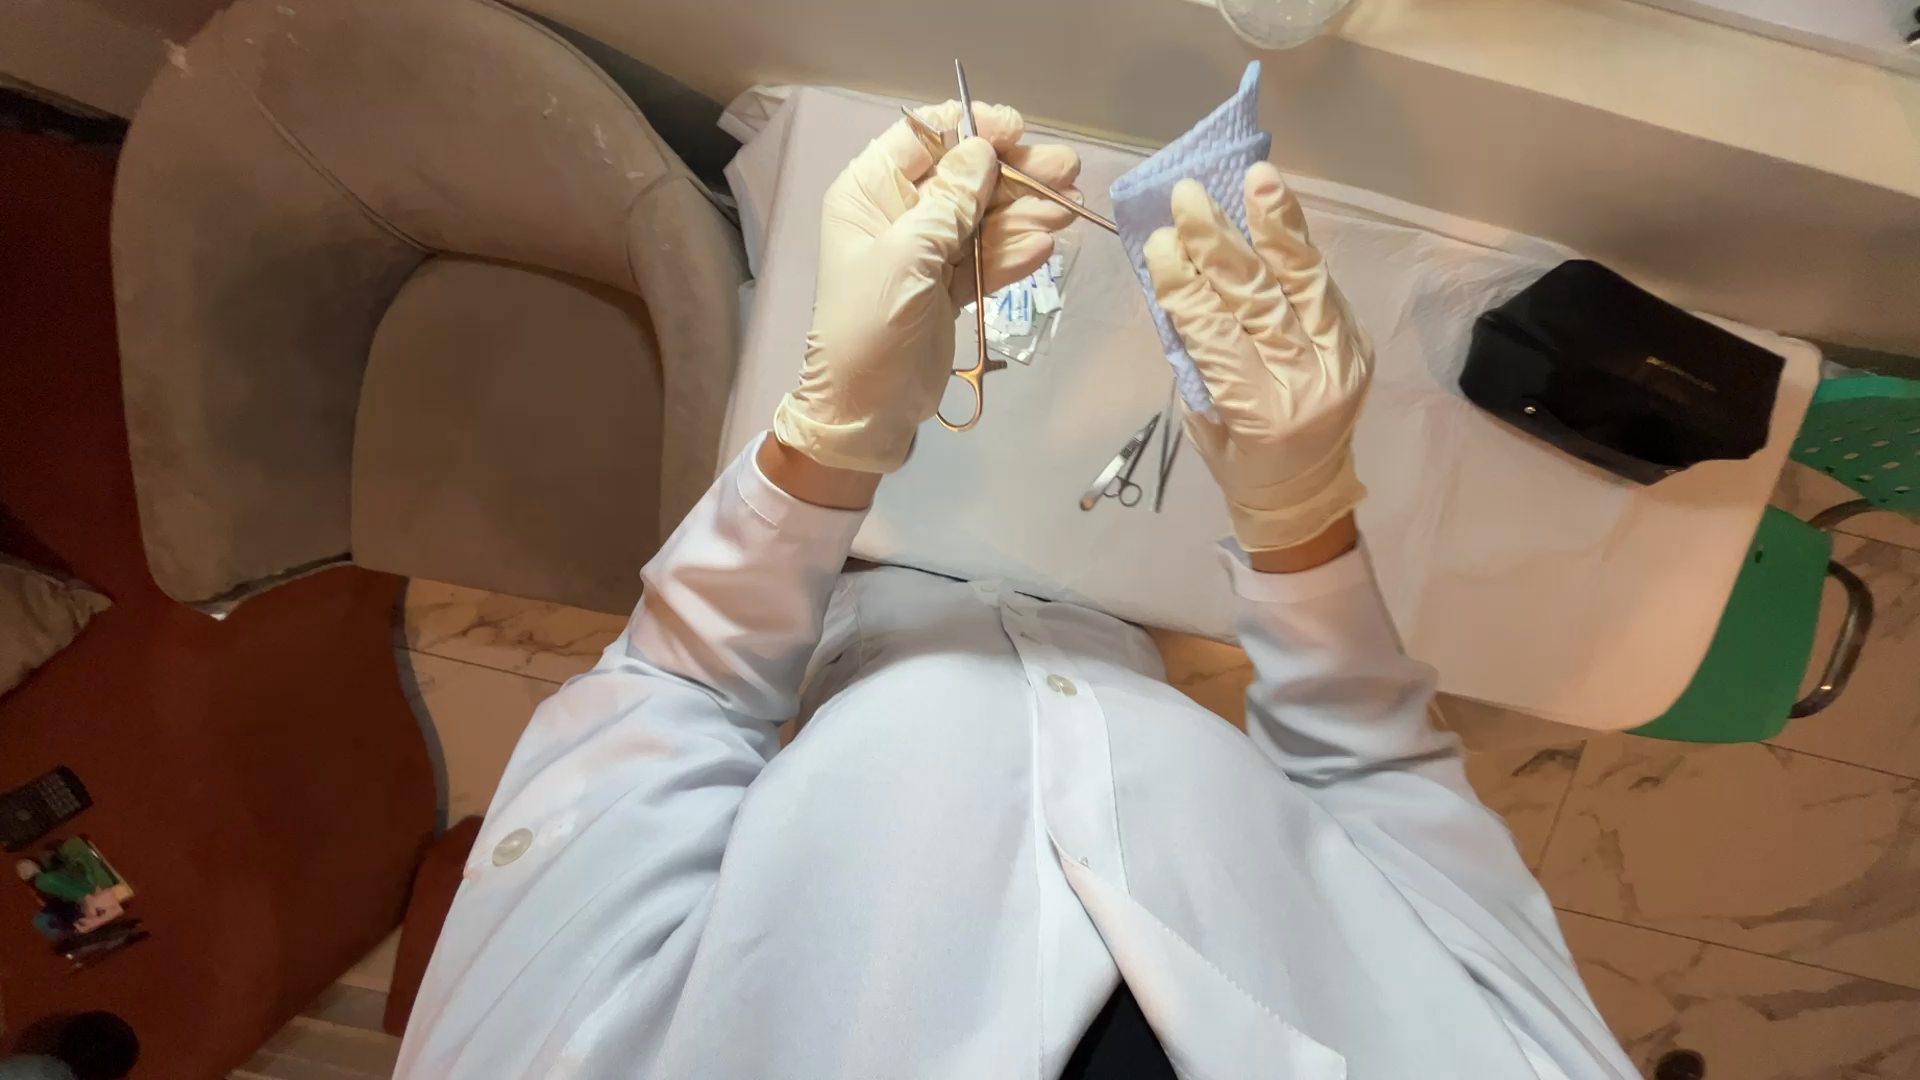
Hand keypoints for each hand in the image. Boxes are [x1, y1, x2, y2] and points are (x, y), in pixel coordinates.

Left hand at [772, 101, 1081, 473]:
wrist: (867, 407)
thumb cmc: (873, 326)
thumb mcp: (908, 256)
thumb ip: (950, 202)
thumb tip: (982, 150)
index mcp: (869, 192)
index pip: (924, 139)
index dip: (972, 130)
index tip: (1017, 132)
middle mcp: (897, 214)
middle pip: (963, 178)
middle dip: (1013, 174)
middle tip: (1067, 171)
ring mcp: (925, 253)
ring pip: (981, 220)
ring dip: (1024, 213)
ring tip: (1069, 207)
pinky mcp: (946, 288)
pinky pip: (983, 260)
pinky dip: (1012, 254)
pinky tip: (1045, 246)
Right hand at [1145, 163, 1371, 552]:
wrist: (1306, 492)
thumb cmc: (1239, 464)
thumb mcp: (1204, 422)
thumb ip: (1196, 360)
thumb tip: (1179, 288)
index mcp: (1261, 416)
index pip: (1217, 339)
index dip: (1186, 290)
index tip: (1158, 245)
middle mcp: (1309, 383)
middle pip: (1260, 301)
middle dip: (1220, 246)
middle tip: (1188, 198)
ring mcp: (1342, 358)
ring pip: (1303, 283)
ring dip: (1273, 227)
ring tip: (1251, 179)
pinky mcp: (1356, 341)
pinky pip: (1323, 285)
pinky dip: (1297, 244)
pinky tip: (1276, 208)